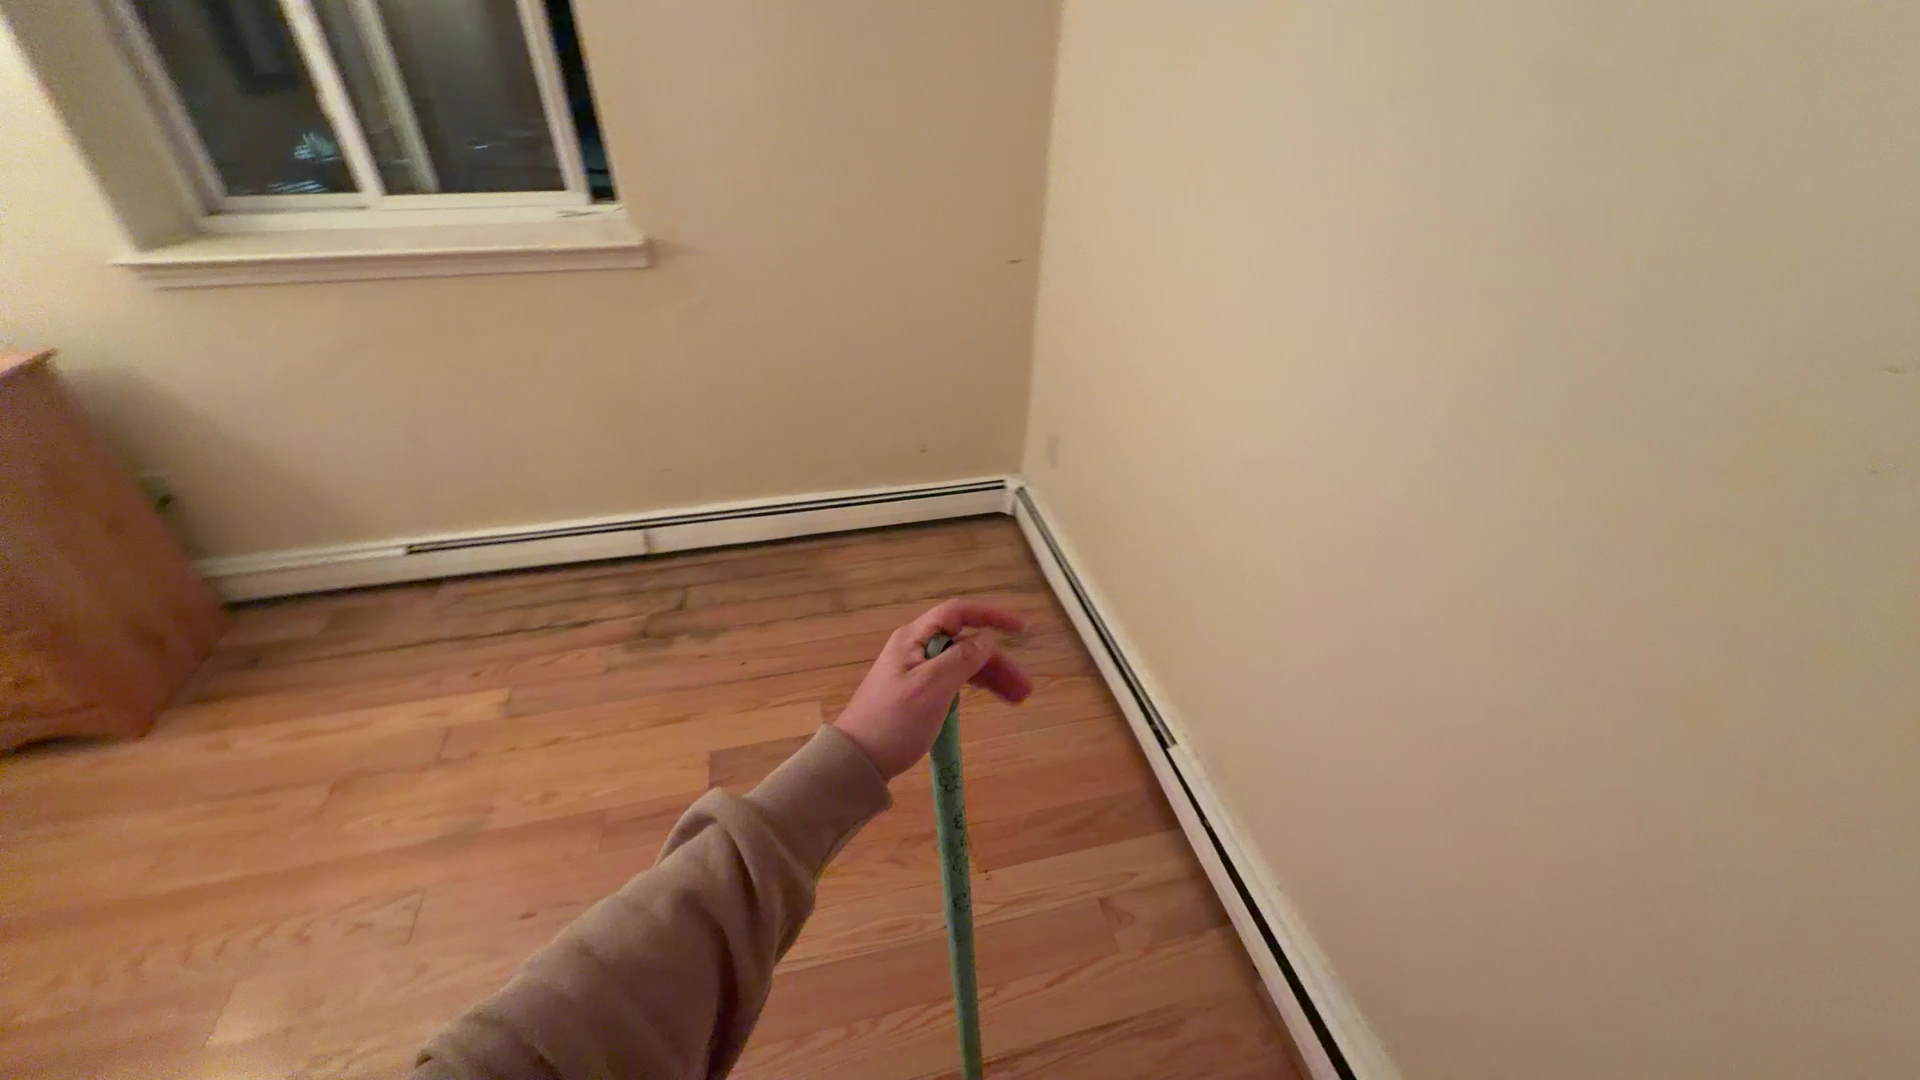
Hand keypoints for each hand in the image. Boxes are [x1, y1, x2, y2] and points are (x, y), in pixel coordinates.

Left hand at [831, 599, 1033, 778]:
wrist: (857, 761)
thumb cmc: (893, 722)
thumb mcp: (932, 688)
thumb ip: (962, 659)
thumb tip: (987, 639)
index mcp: (914, 639)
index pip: (958, 613)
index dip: (991, 616)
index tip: (1021, 629)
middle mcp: (916, 648)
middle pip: (965, 643)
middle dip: (997, 661)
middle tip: (1025, 688)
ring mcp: (917, 671)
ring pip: (963, 664)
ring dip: (991, 678)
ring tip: (1019, 699)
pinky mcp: (918, 692)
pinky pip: (954, 681)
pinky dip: (976, 689)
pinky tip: (996, 700)